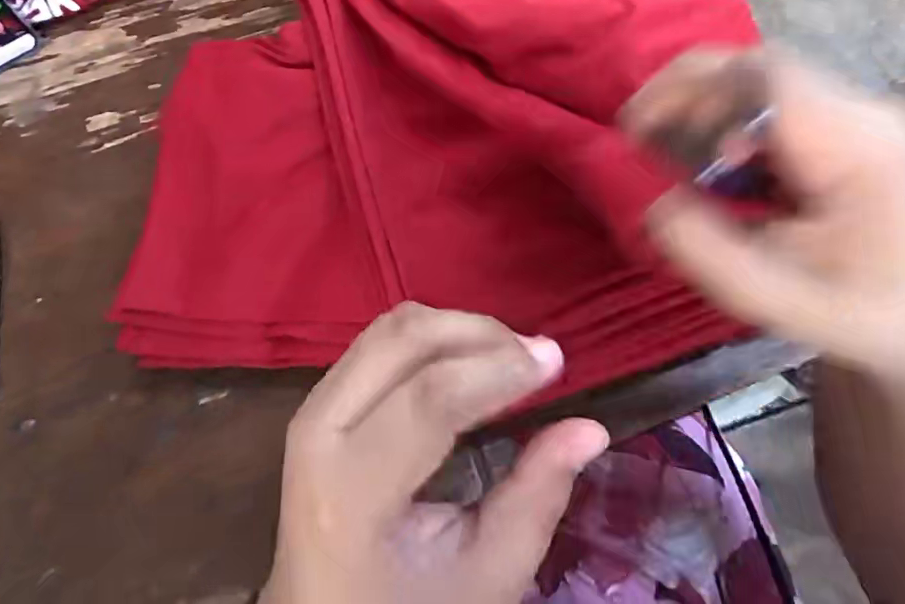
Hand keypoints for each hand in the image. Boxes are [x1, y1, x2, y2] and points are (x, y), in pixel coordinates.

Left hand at [259, 304, 609, 603]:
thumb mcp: (484, 577)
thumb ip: (536, 497)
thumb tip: (590, 428)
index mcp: (350, 492)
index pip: (428, 400)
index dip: (497, 369)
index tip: (554, 360)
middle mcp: (319, 430)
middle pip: (403, 340)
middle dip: (478, 333)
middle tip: (536, 356)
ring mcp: (313, 405)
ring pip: (391, 327)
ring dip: (457, 327)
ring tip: (509, 357)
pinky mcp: (322, 394)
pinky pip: (381, 339)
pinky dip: (434, 335)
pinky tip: (470, 358)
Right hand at [623, 48, 904, 381]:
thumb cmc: (869, 326)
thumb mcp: (781, 305)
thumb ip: (711, 255)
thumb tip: (653, 200)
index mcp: (864, 151)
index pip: (765, 76)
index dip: (688, 90)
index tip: (639, 132)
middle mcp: (872, 114)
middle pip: (759, 66)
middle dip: (686, 93)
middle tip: (640, 136)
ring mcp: (869, 114)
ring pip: (763, 78)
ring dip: (706, 106)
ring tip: (672, 150)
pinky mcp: (857, 124)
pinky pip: (778, 99)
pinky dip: (731, 118)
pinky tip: (717, 160)